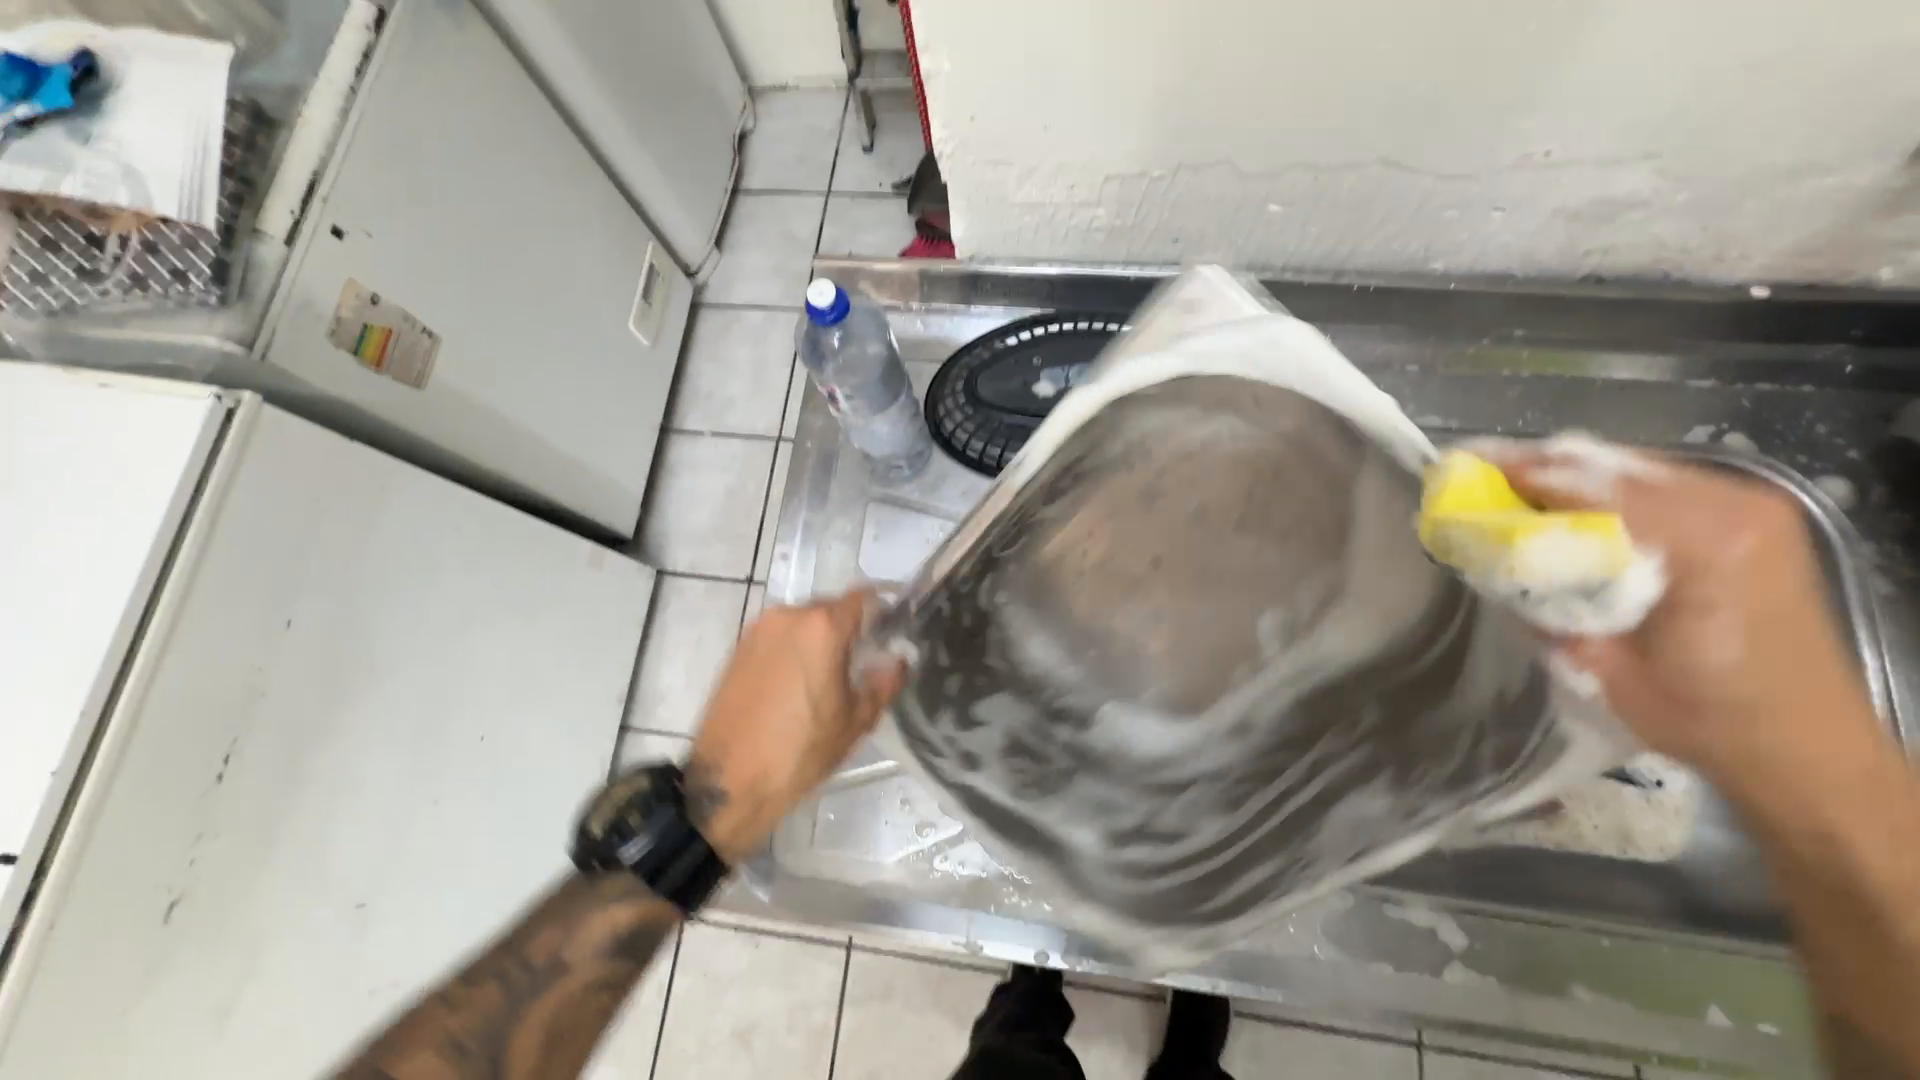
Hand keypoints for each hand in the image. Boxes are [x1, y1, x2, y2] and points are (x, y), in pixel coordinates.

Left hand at [685, 589, 907, 861]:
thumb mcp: (856, 721)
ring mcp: (758, 630)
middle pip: (831, 609)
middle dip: (849, 630)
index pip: (862, 598)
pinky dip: (794, 651)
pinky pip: (778, 637)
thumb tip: (897, 659)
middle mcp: (789, 616)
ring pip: (802, 623)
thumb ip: (884, 682)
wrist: (729, 780)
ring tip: (827, 678)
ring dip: (819, 640)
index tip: (890, 633)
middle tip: (861, 663)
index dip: (881, 611)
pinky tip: (797, 685)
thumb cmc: (801, 751)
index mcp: (823, 628)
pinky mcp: (738, 648)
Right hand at [1480, 435, 1882, 789]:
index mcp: (1700, 542)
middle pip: (1611, 465)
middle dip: (1538, 467)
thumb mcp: (1603, 663)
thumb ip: (1548, 601)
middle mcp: (1732, 506)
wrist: (1801, 745)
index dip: (1517, 474)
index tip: (1461, 469)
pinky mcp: (1754, 518)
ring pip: (1635, 468)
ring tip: (1512, 488)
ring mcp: (1750, 506)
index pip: (1587, 485)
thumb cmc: (1699, 715)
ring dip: (1571, 478)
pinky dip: (1609, 492)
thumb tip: (1485, 555)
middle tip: (1478, 474)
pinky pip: (1664, 485)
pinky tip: (1572, 507)